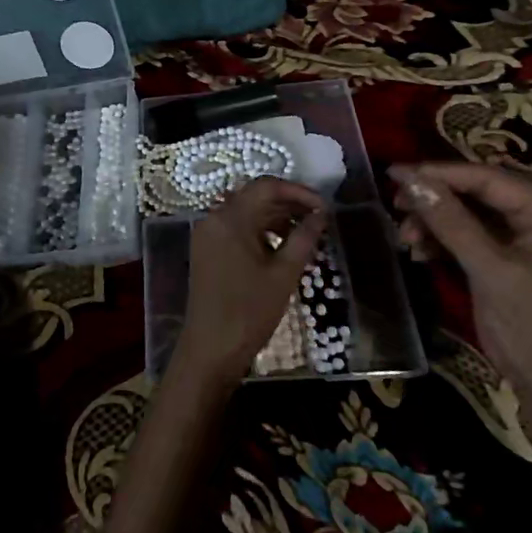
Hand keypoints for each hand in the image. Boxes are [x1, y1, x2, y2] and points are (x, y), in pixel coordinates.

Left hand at [177, 177, 326, 387]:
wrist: (211, 346)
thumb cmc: (250, 311)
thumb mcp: (284, 274)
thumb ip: (304, 238)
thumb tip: (321, 215)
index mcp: (230, 219)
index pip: (266, 186)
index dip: (299, 191)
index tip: (325, 208)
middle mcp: (213, 218)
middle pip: (254, 196)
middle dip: (289, 203)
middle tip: (320, 220)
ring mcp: (206, 234)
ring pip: (245, 212)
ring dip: (276, 217)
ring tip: (307, 234)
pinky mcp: (206, 249)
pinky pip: (235, 228)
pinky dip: (259, 230)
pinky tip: (282, 246)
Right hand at [389, 163, 531, 394]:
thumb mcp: (490, 270)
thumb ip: (451, 222)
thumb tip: (411, 180)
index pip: (490, 179)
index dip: (441, 174)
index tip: (394, 172)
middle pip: (479, 195)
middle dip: (435, 201)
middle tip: (395, 205)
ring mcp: (526, 243)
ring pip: (469, 217)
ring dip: (434, 224)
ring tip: (405, 238)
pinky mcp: (508, 263)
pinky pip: (470, 240)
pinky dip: (443, 243)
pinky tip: (419, 252)